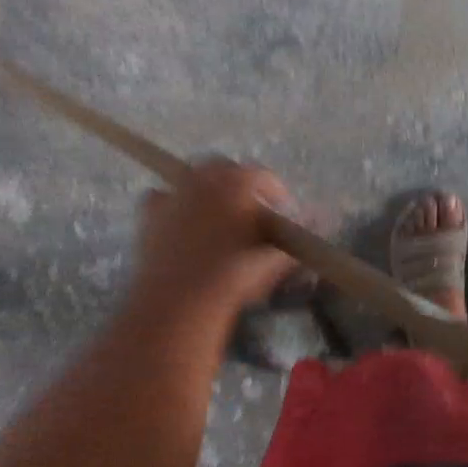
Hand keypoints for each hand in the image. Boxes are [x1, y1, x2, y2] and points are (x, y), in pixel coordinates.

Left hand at [128, 160, 298, 320]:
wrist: (182, 298)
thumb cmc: (237, 273)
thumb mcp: (275, 258)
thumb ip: (295, 238)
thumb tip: (318, 224)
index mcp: (239, 182)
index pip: (265, 177)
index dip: (277, 193)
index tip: (284, 211)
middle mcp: (205, 178)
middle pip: (225, 168)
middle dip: (238, 183)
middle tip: (249, 209)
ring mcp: (173, 193)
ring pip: (192, 178)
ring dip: (206, 191)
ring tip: (217, 215)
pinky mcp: (149, 214)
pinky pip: (163, 198)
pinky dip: (174, 205)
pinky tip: (182, 224)